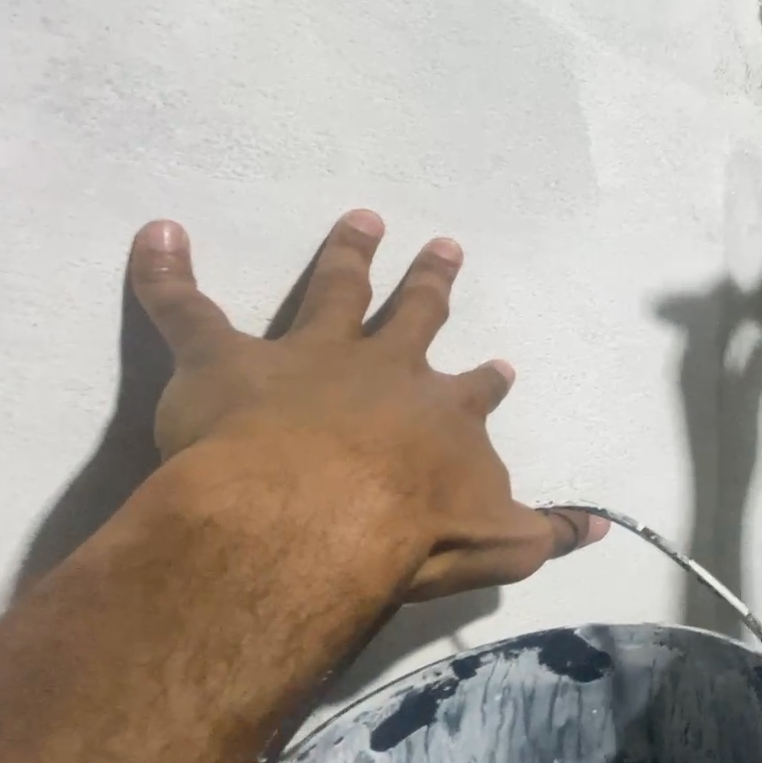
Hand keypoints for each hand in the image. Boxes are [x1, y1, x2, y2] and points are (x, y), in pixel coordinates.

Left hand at [126, 210, 605, 600]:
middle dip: (432, 281)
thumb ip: (552, 533)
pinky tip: (159, 233)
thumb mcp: (503, 542)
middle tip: (445, 247)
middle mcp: (388, 370)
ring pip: (333, 291)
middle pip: (417, 314)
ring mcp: (311, 358)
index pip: (474, 390)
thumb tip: (602, 528)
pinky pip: (187, 308)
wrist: (318, 515)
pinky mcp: (228, 364)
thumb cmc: (415, 531)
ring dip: (347, 253)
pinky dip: (166, 271)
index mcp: (445, 412)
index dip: (487, 381)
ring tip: (362, 219)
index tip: (501, 366)